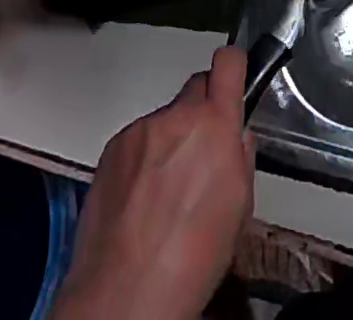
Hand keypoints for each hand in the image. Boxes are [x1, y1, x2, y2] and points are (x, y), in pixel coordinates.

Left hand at [50, 46, 255, 319]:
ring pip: (164, 119)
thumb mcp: (239, 209)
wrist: (126, 287)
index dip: (233, 65)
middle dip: (203, 111)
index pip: (226, 64)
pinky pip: (138, 139)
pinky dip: (144, 157)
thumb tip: (236, 137)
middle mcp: (174, 116)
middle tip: (204, 151)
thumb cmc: (193, 256)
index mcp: (213, 126)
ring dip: (171, 139)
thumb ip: (241, 158)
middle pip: (194, 90)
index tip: (235, 70)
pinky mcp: (112, 146)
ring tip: (169, 190)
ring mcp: (139, 129)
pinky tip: (144, 197)